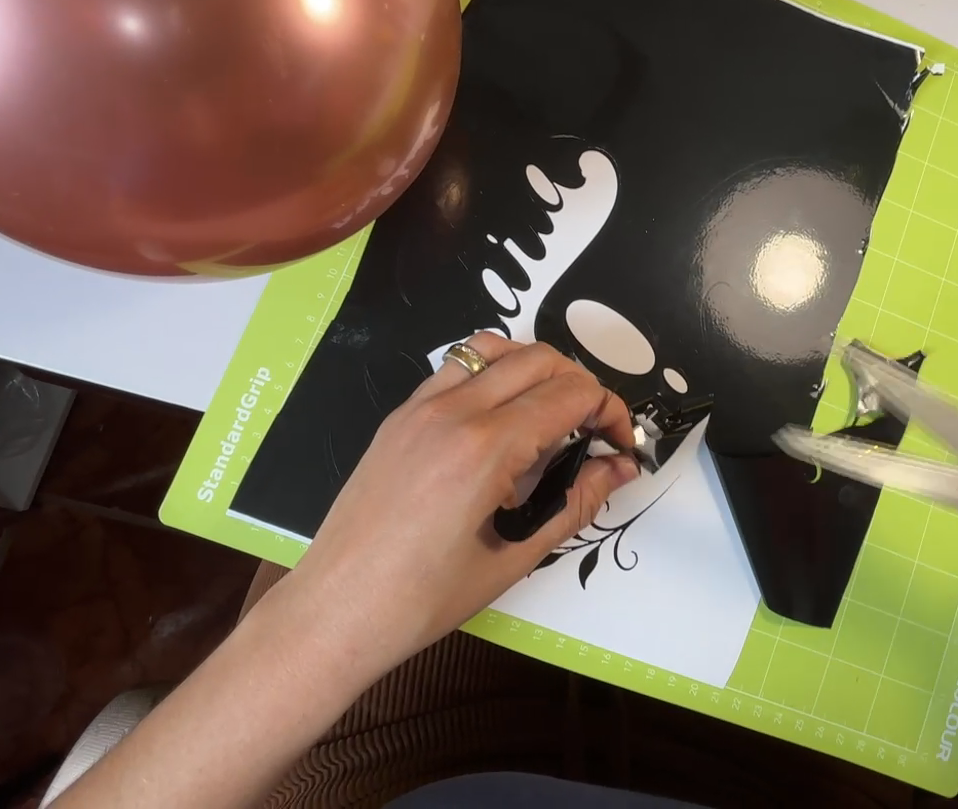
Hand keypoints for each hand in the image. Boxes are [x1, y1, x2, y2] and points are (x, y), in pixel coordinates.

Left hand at [276, 333, 638, 679]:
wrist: (335, 609)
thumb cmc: (426, 598)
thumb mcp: (514, 556)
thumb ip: (575, 502)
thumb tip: (621, 468)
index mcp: (487, 447)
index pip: (571, 395)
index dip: (610, 412)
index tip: (620, 445)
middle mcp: (454, 410)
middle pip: (540, 359)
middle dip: (581, 386)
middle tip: (593, 430)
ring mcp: (420, 406)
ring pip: (495, 348)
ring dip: (535, 367)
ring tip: (549, 411)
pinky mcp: (399, 414)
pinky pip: (456, 366)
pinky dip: (491, 372)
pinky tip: (498, 416)